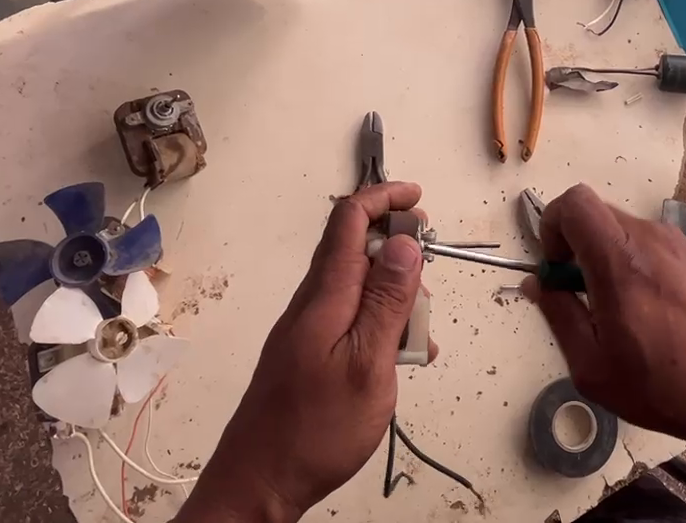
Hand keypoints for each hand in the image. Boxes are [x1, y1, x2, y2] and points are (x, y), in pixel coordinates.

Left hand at [186, 182, 432, 522]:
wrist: (256, 488)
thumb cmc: (317, 428)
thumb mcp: (368, 364)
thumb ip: (388, 300)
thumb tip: (405, 239)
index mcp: (327, 293)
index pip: (350, 217)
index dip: (385, 197)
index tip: (419, 200)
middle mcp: (314, 299)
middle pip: (357, 247)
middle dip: (399, 252)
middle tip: (428, 286)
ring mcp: (309, 325)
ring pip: (359, 285)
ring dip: (395, 296)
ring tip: (420, 338)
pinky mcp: (309, 350)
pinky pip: (352, 317)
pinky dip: (382, 325)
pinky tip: (400, 359)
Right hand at [520, 183, 685, 447]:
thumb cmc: (662, 385)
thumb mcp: (592, 367)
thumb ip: (558, 315)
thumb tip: (537, 282)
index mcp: (619, 261)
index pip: (573, 203)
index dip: (552, 226)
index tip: (556, 267)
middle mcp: (647, 238)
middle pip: (594, 212)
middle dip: (574, 243)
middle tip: (579, 292)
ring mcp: (673, 241)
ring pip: (619, 225)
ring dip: (602, 253)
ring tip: (614, 306)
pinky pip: (644, 239)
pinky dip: (629, 258)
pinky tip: (644, 304)